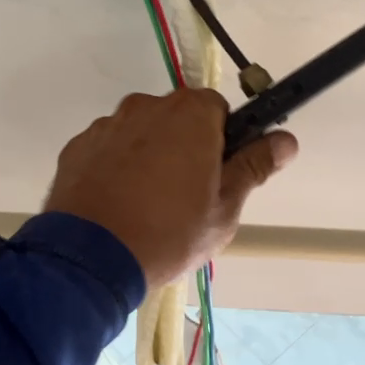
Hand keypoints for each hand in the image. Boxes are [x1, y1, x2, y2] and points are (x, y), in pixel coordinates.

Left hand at [43, 88, 297, 287]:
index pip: (217, 109)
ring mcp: (108, 124)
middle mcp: (147, 105)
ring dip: (148, 155)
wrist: (89, 259)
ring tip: (145, 205)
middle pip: (176, 117)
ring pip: (140, 132)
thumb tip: (286, 139)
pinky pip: (108, 149)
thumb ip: (254, 166)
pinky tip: (116, 205)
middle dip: (184, 145)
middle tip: (186, 196)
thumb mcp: (225, 208)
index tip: (217, 173)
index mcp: (190, 113)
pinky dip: (115, 167)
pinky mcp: (77, 146)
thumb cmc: (170, 231)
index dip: (221, 139)